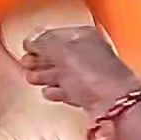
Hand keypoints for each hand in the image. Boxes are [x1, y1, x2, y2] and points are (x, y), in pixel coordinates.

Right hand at [22, 27, 140, 115]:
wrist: (115, 105)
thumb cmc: (93, 73)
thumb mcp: (62, 53)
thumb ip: (44, 44)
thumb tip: (31, 40)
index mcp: (85, 37)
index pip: (57, 34)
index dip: (40, 40)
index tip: (26, 46)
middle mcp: (89, 54)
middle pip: (59, 55)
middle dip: (41, 59)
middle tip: (25, 63)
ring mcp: (91, 75)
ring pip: (63, 73)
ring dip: (46, 75)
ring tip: (31, 78)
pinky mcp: (91, 95)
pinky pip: (70, 90)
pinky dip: (57, 90)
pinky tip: (47, 92)